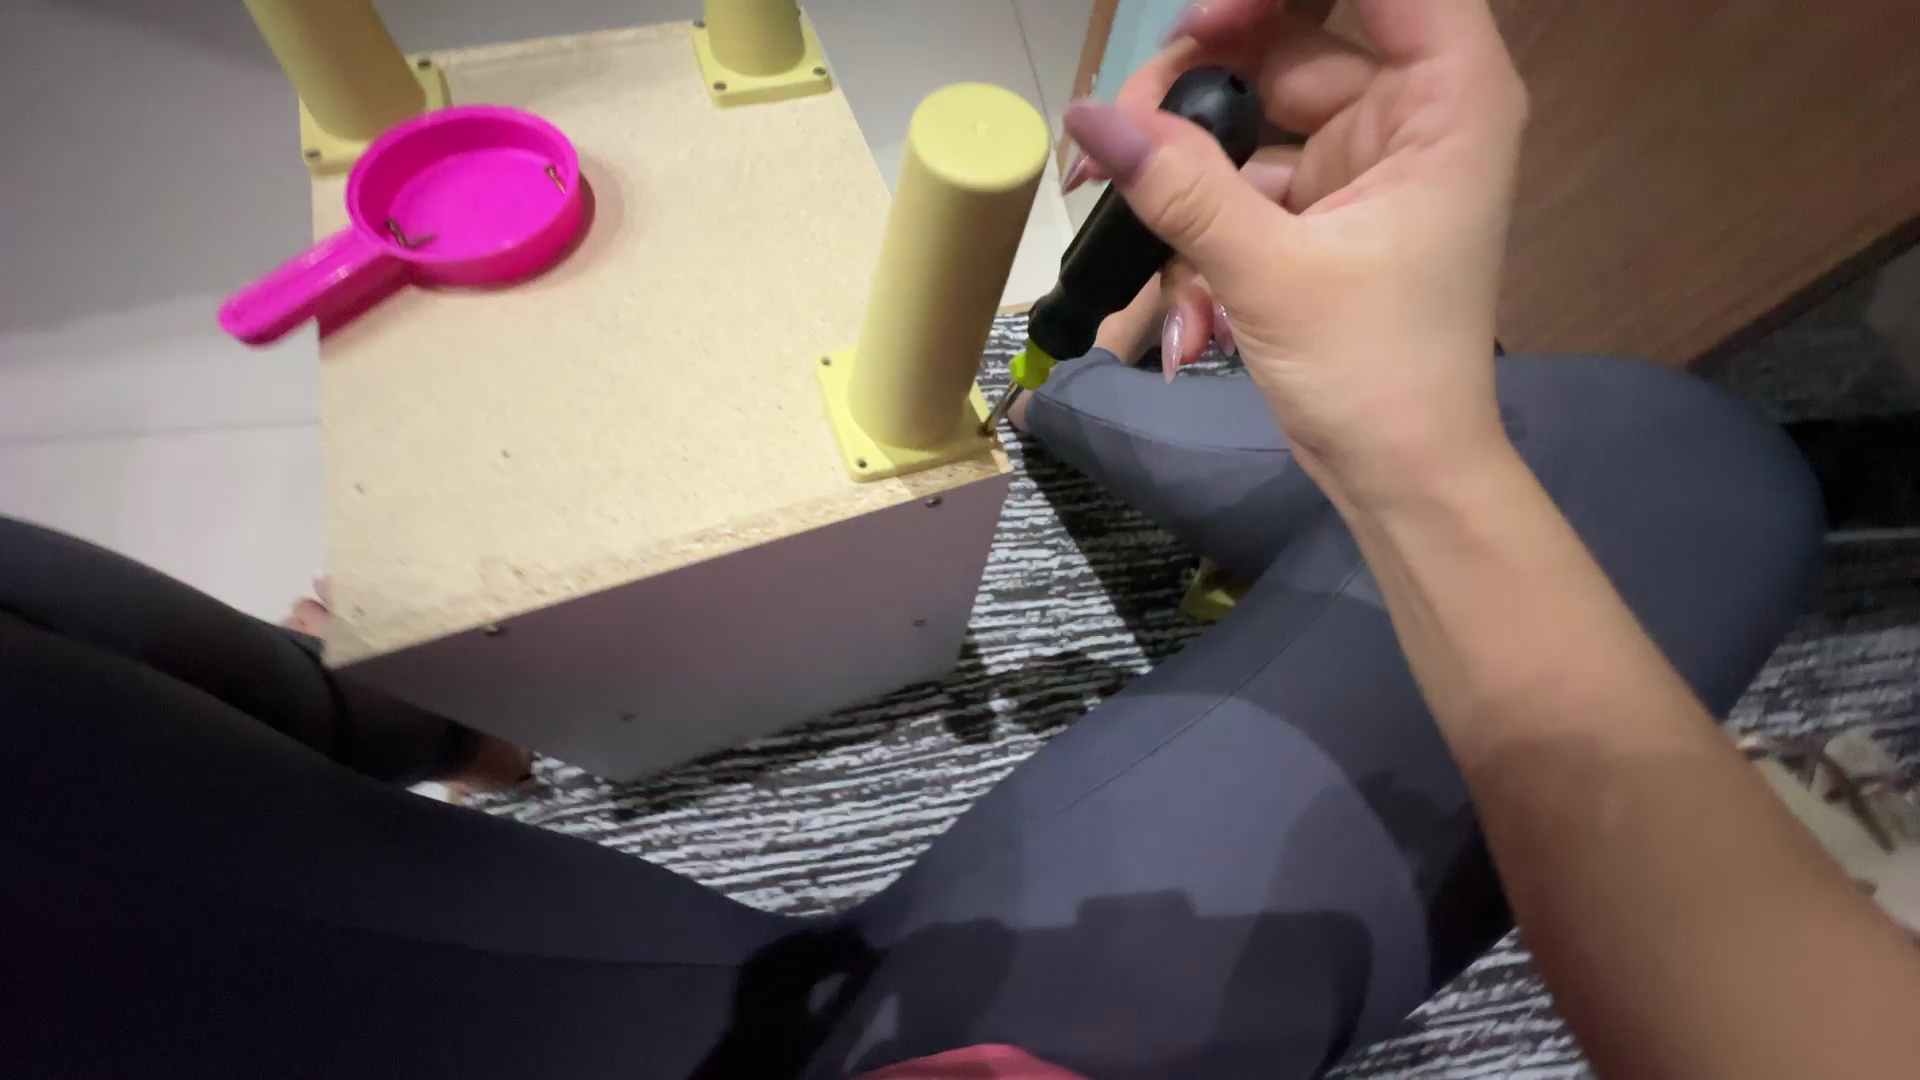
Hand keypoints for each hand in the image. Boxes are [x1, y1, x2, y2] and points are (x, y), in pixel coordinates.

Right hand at [1063, 0, 1527, 508]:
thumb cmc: (1372, 371)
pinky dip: (1202, 229)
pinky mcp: (1315, 219)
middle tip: (1119, 131)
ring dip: (1186, 172)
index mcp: (1445, 97)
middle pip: (1292, 44)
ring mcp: (1354, 170)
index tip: (1195, 26)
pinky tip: (1184, 299)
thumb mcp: (1271, 274)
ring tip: (1118, 205)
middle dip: (1200, 86)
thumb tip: (1089, 119)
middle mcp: (1405, 115)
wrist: (1393, 468)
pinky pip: (1243, 191)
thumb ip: (1182, 191)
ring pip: (1253, 125)